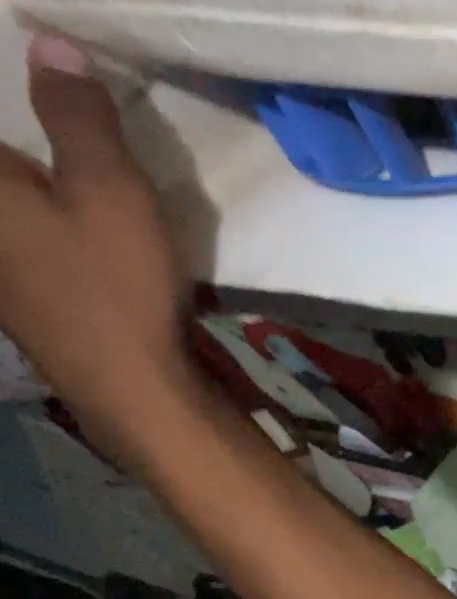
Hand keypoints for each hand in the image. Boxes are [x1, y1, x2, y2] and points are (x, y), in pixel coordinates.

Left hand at [0, 37, 188, 423]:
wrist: (123, 377)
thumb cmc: (114, 281)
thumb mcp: (113, 193)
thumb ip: (79, 117)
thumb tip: (49, 42)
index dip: (22, 95)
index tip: (65, 95)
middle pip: (4, 157)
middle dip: (33, 140)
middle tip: (80, 128)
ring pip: (12, 194)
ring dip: (38, 180)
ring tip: (87, 178)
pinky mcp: (6, 278)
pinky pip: (18, 226)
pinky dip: (39, 212)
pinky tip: (81, 225)